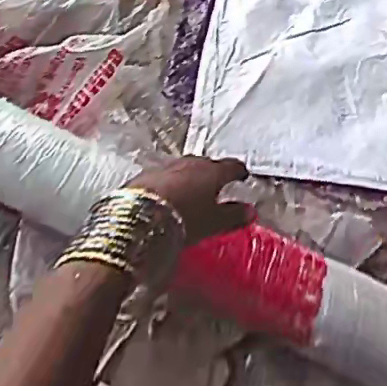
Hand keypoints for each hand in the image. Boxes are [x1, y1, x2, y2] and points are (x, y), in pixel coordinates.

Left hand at [127, 156, 252, 244]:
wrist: (136, 217)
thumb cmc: (183, 220)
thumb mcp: (212, 223)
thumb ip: (233, 216)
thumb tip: (251, 212)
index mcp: (213, 171)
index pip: (232, 166)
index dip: (239, 171)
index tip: (242, 176)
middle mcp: (192, 162)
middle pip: (208, 164)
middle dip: (213, 173)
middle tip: (216, 187)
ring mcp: (167, 166)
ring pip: (185, 168)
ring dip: (190, 178)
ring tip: (190, 193)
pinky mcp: (146, 175)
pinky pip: (165, 176)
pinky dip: (170, 184)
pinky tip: (167, 197)